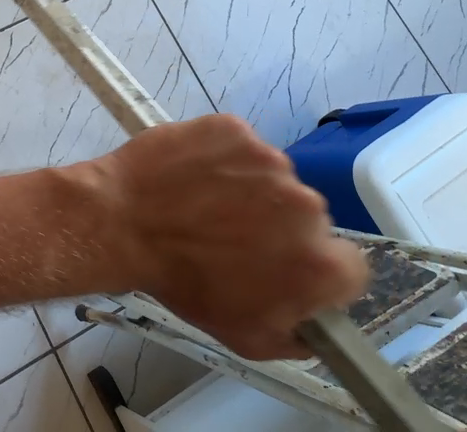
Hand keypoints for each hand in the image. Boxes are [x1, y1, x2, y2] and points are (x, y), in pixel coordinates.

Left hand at [79, 114, 368, 359]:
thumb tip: (318, 323)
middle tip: (229, 232)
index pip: (347, 265)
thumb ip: (301, 335)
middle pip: (307, 216)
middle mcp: (308, 206)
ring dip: (247, 187)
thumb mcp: (251, 338)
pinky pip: (238, 144)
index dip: (313, 267)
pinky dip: (220, 155)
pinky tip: (192, 172)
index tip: (281, 263)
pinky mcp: (234, 128)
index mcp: (322, 264)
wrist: (119, 221)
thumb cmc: (181, 281)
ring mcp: (269, 160)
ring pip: (271, 176)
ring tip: (203, 201)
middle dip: (277, 225)